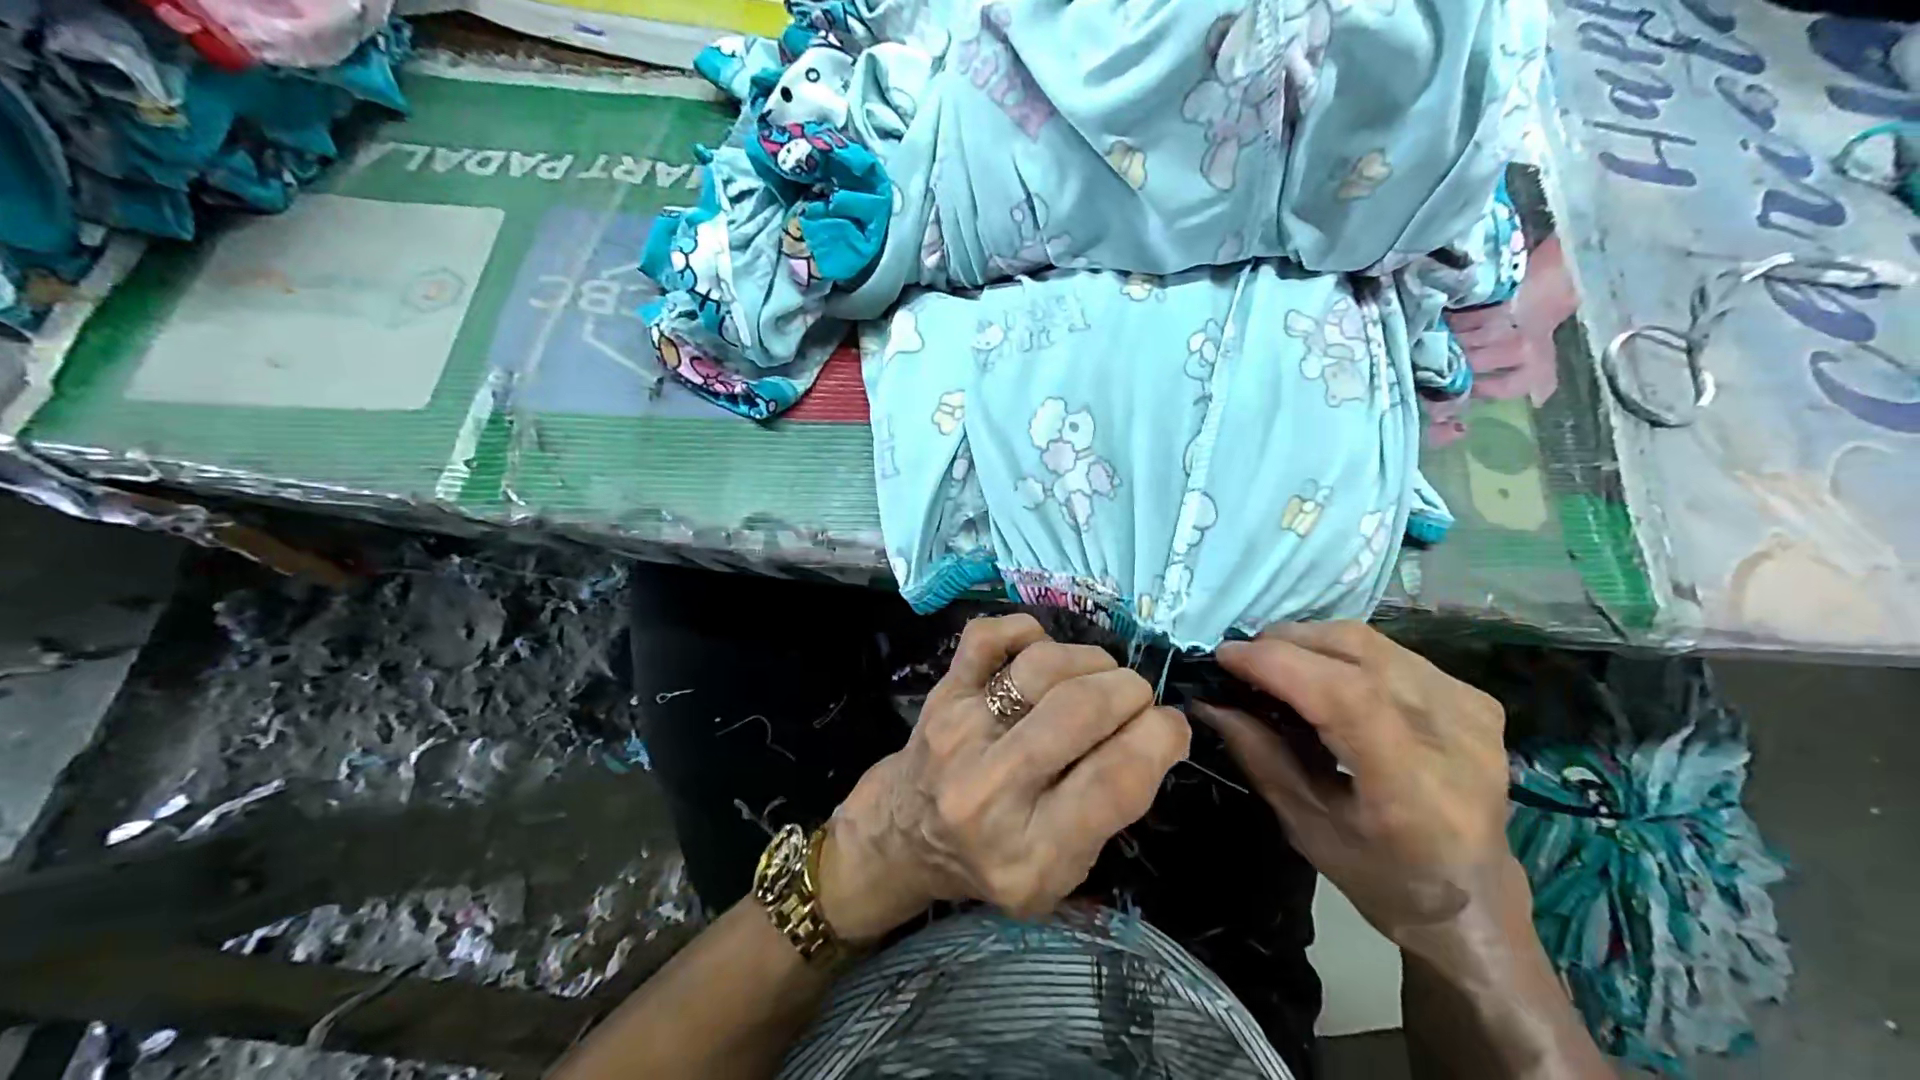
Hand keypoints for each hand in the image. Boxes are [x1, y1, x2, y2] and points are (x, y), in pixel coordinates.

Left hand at [816, 614, 1190, 939]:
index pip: (1115, 779)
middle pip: (1081, 710)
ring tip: (1098, 678)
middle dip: (1130, 692)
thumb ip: (1112, 810)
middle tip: (1137, 698)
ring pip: (1042, 665)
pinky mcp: (941, 694)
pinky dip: (1027, 630)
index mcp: (1031, 853)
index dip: (1161, 739)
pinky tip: (1043, 653)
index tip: (1170, 726)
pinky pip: (987, 636)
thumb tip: (1158, 728)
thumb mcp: (1062, 874)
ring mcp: (959, 734)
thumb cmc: (993, 859)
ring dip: (1091, 661)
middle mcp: (989, 790)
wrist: (906, 836)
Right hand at [1192, 622, 1513, 955]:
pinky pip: (1388, 650)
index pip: (1345, 696)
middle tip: (1241, 660)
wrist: (1473, 896)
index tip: (1224, 657)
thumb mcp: (1305, 825)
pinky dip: (1340, 652)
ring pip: (1369, 641)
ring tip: (1272, 662)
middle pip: (1356, 652)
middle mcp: (1454, 738)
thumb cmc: (1381, 876)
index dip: (1277, 664)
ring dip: (1308, 641)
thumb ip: (1258, 755)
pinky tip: (1320, 674)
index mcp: (1415, 789)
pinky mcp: (1472, 697)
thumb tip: (1208, 701)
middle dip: (1284, 643)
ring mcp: (1469, 711)